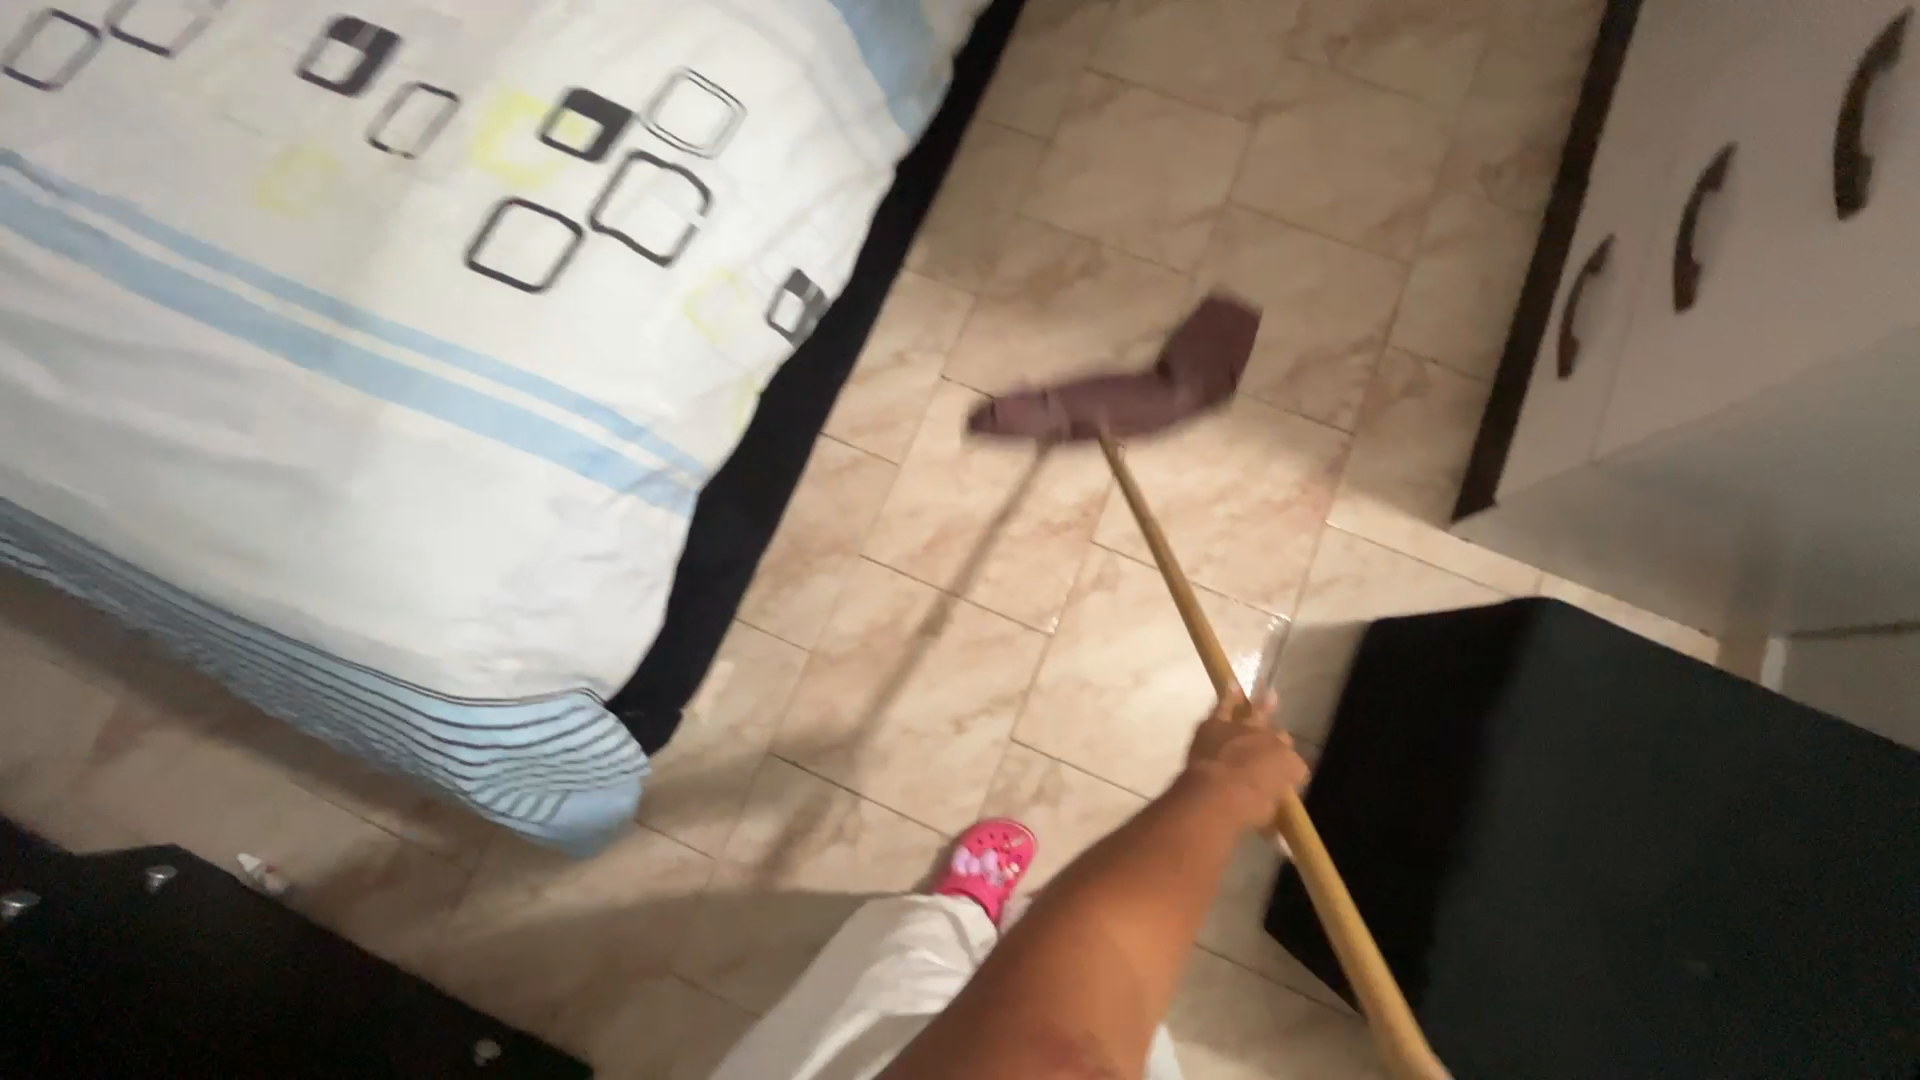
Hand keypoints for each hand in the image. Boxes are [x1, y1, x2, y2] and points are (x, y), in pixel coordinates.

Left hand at [1184, 691, 1310, 828]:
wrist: (1219, 791)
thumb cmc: (1248, 810)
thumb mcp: (1269, 819)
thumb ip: (1272, 818)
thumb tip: (1278, 840)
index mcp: (1290, 765)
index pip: (1295, 765)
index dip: (1289, 770)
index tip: (1283, 777)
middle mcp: (1272, 742)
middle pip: (1279, 735)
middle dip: (1279, 738)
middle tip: (1280, 735)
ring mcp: (1244, 728)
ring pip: (1256, 712)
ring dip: (1262, 704)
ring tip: (1267, 692)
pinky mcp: (1218, 723)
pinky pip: (1225, 704)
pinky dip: (1229, 695)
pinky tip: (1231, 685)